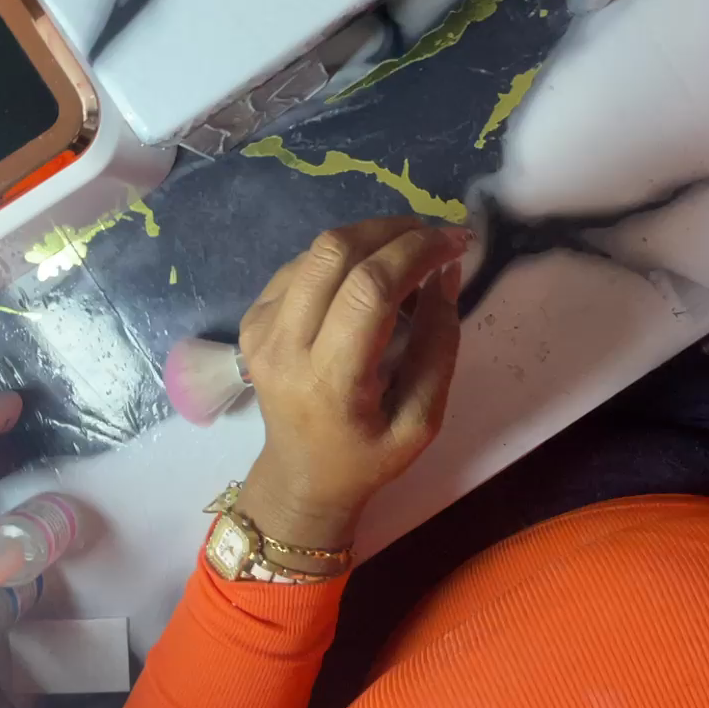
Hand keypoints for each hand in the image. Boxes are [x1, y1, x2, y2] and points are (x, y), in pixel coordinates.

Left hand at [236, 217, 468, 550]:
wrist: (300, 477)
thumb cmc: (367, 457)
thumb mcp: (423, 418)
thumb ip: (438, 344)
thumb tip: (445, 271)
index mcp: (329, 381)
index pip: (369, 289)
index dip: (417, 252)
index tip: (456, 242)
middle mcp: (284, 346)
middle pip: (335, 252)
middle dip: (394, 231)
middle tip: (434, 237)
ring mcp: (260, 329)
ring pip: (318, 249)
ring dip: (371, 238)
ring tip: (408, 257)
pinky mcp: (252, 318)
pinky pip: (303, 264)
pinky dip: (345, 257)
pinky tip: (369, 275)